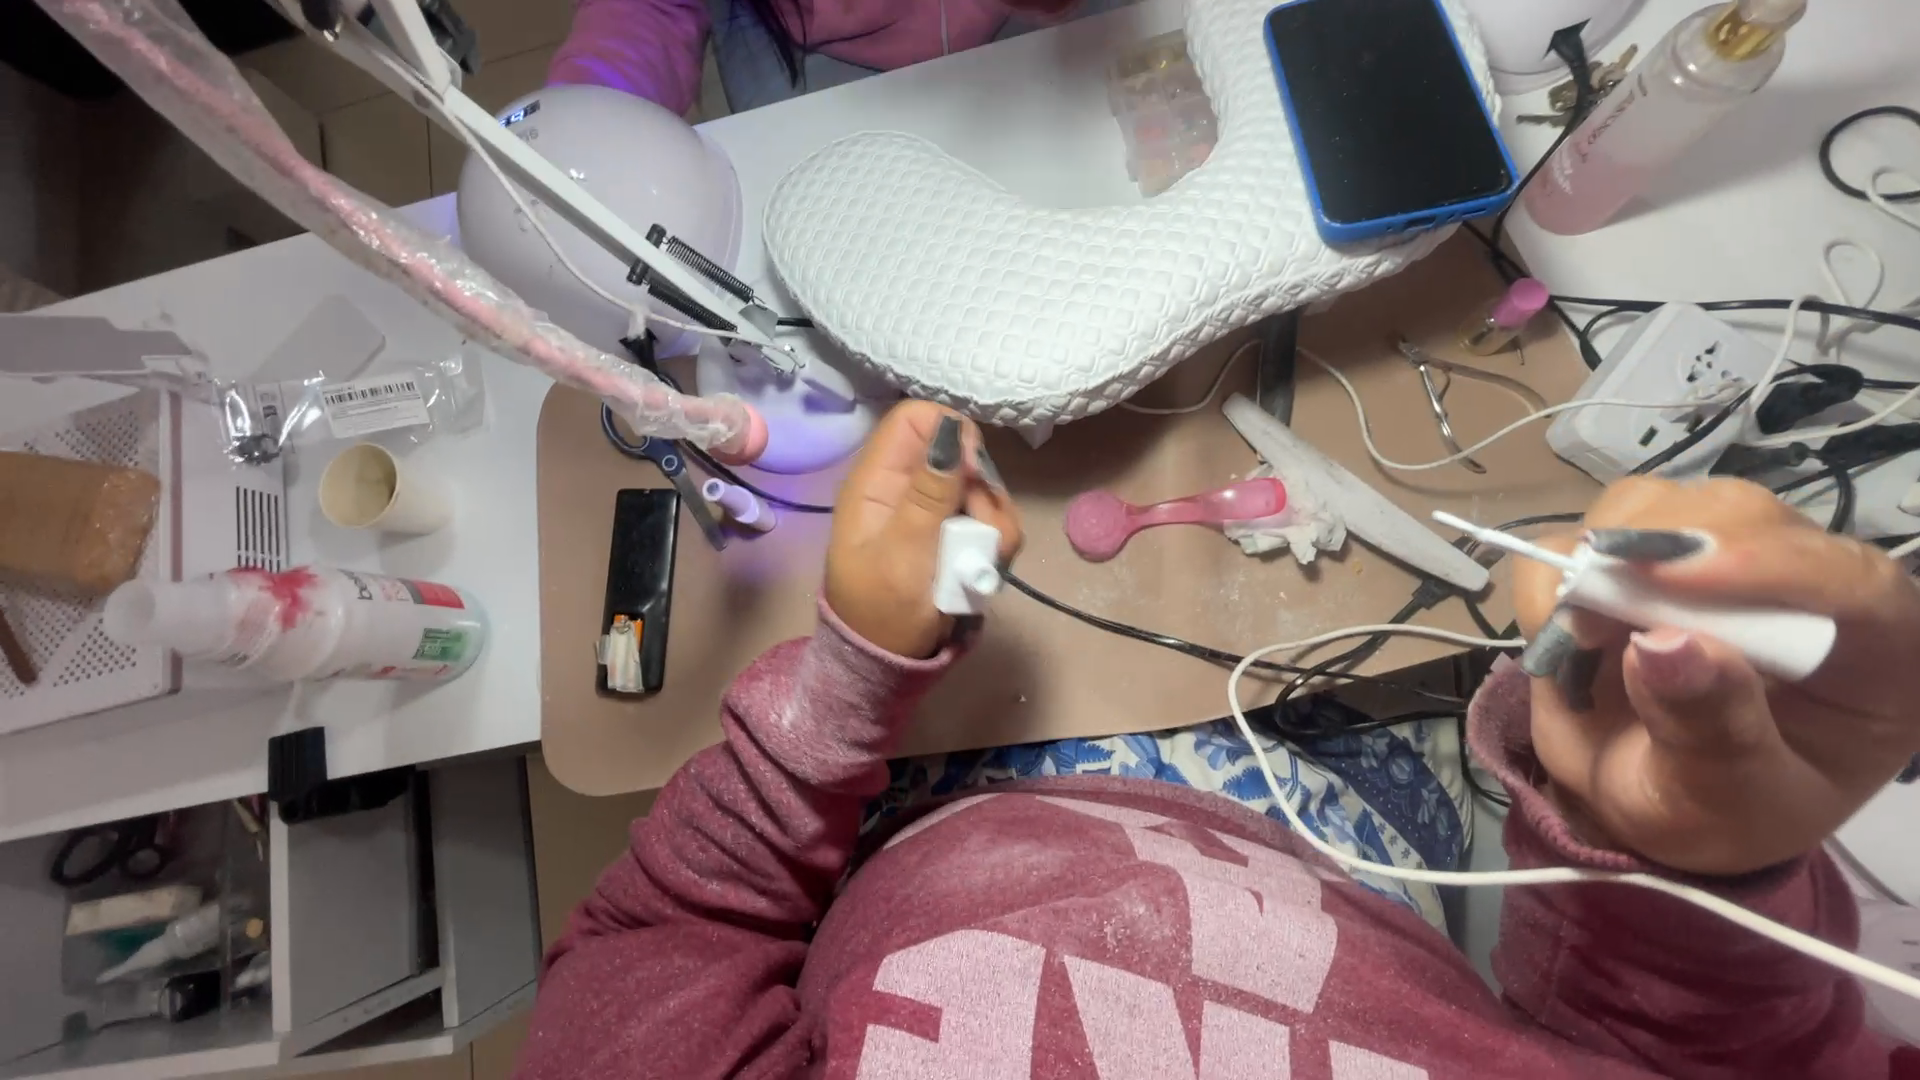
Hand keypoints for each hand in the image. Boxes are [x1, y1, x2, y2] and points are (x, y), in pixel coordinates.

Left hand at [825, 402, 1022, 657]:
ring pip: (984, 488)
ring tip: (977, 562)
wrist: (890, 661)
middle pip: (961, 452)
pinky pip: (992, 519)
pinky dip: (996, 543)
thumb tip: (952, 431)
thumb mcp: (902, 554)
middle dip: (981, 489)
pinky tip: (983, 569)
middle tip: (976, 530)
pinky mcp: (957, 535)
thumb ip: (928, 494)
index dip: (950, 434)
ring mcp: (935, 512)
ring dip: (993, 523)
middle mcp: (908, 488)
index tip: (970, 474)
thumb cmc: (882, 610)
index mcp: (878, 481)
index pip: (915, 419)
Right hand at [1512, 476, 1919, 875]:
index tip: (1669, 581)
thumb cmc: (1703, 812)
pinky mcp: (1617, 574)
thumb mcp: (1721, 798)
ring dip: (1597, 557)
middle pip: (1737, 515)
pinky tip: (1555, 629)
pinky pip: (1566, 541)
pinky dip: (1543, 578)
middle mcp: (1787, 596)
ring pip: (1649, 506)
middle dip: (1662, 548)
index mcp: (1866, 657)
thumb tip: (1664, 646)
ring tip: (1579, 629)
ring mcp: (1693, 576)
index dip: (1767, 565)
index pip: (1850, 579)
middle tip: (1600, 606)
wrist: (1631, 801)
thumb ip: (1710, 730)